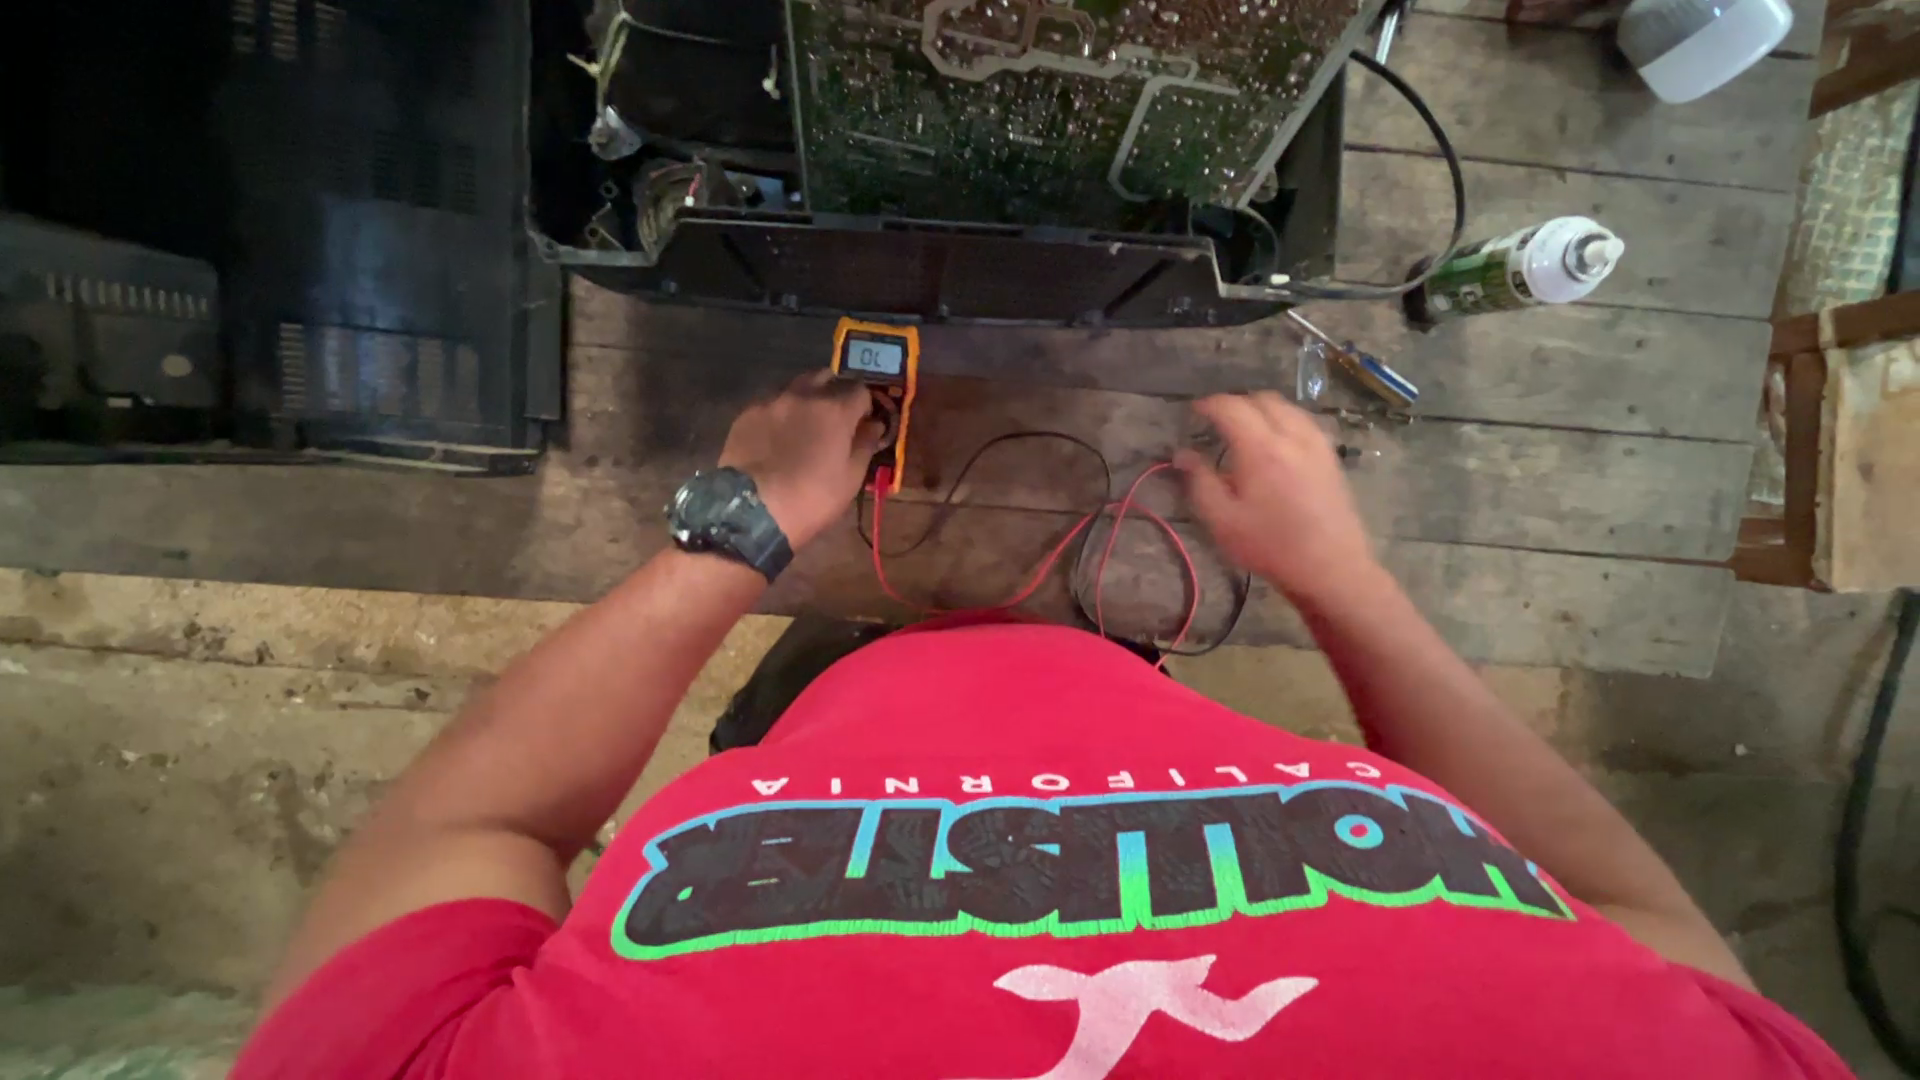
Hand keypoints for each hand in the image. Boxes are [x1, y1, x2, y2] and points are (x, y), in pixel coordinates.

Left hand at [719, 371, 885, 548]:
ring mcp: (771, 402)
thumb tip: (874, 425)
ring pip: (795, 387)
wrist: (752, 510)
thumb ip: (864, 445)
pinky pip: (770, 404)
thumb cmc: (812, 498)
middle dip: (834, 392)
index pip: (860, 390)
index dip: (864, 406)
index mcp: (835, 410)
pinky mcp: (746, 414)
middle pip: (825, 378)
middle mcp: (804, 396)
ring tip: (803, 425)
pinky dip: (780, 413)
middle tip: (834, 418)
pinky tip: (776, 436)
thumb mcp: (850, 478)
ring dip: (805, 399)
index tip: (862, 423)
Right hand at [1175, 392, 1381, 607]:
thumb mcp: (1221, 520)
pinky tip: (1276, 442)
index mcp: (1261, 448)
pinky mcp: (1331, 457)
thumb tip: (1183, 454)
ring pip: (1287, 407)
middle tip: (1217, 421)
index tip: (1194, 412)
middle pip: (1262, 399)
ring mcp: (1317, 445)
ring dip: (1262, 409)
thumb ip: (1199, 481)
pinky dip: (1284, 420)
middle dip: (1236, 403)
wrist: (1330, 567)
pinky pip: (1305, 422)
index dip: (1209, 404)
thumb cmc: (1269, 546)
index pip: (1231, 407)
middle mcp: (1292, 436)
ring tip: (1245, 428)